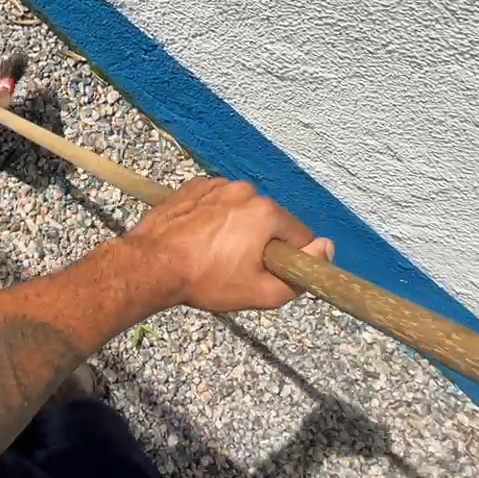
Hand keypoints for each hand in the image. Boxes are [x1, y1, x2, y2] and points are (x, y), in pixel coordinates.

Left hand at [118, 177, 333, 312]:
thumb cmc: (206, 279)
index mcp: (265, 212)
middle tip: (240, 266)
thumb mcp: (263, 292)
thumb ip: (302, 274)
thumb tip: (326, 248)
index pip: (300, 236)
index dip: (292, 259)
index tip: (271, 272)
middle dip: (263, 242)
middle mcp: (243, 190)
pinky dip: (216, 216)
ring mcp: (215, 185)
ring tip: (216, 253)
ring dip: (238, 227)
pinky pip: (218, 202)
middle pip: (270, 220)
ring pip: (243, 210)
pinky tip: (201, 237)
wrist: (152, 263)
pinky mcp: (192, 186)